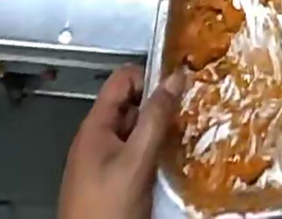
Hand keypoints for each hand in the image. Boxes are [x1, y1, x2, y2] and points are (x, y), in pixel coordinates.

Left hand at [58, 64, 183, 218]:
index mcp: (96, 125)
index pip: (123, 79)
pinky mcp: (111, 180)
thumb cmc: (108, 209)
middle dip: (158, 106)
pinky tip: (170, 160)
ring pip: (136, 129)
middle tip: (185, 115)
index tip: (174, 91)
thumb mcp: (136, 161)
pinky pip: (135, 152)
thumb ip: (155, 118)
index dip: (148, 78)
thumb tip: (176, 76)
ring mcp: (103, 160)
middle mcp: (97, 137)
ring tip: (182, 137)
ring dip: (158, 130)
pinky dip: (153, 150)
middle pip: (132, 103)